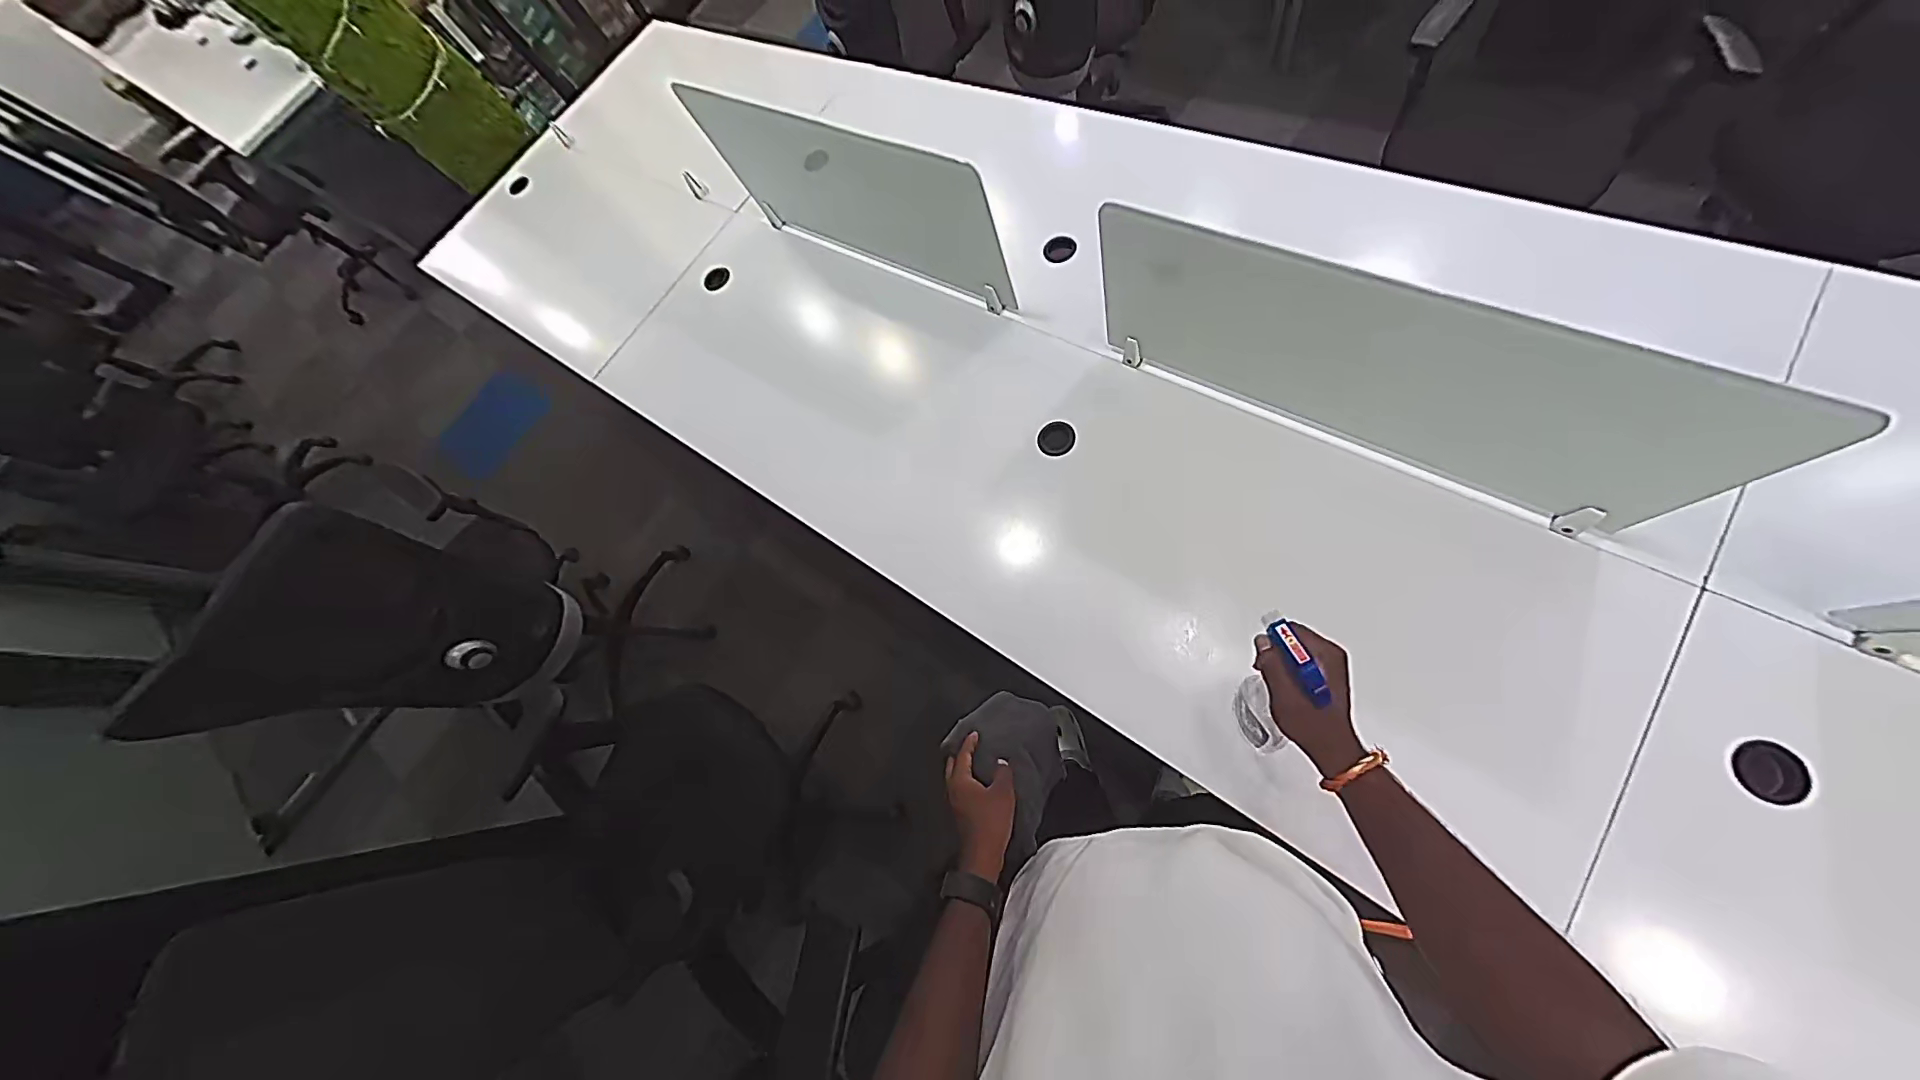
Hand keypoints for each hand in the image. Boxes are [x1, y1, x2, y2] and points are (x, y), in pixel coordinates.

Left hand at [945, 732, 1014, 879]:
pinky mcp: (959, 812)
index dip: (969, 743)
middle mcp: (952, 790)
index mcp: (960, 781)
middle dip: (960, 753)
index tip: (974, 734)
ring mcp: (954, 802)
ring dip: (962, 767)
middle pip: (953, 765)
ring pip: (954, 777)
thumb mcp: (1003, 793)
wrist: (982, 854)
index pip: (962, 755)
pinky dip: (966, 779)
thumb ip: (1002, 773)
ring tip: (974, 760)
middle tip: (970, 744)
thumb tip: (1001, 762)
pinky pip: (960, 788)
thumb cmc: (990, 823)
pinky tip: (977, 782)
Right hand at [1253, 623, 1366, 779]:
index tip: (1265, 659)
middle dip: (1276, 654)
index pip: (1290, 630)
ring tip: (1280, 687)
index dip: (1272, 643)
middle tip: (1270, 674)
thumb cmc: (1312, 723)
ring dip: (1281, 665)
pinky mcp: (1327, 676)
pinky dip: (1290, 673)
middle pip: (1293, 639)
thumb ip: (1271, 661)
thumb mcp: (1282, 691)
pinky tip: (1288, 691)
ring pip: (1295, 652)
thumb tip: (1264, 642)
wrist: (1331, 745)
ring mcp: (1331, 666)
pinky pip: (1301, 663)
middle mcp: (1331, 656)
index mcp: (1325, 654)